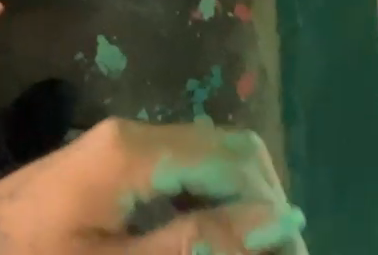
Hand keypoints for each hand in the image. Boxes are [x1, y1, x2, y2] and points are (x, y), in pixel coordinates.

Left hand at [0, 119, 305, 253]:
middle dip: (251, 214)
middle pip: (220, 158)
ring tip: (222, 254)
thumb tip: (281, 218)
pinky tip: (183, 249)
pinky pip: (163, 185)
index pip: (239, 156)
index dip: (273, 211)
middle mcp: (129, 135)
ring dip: (220, 220)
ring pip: (194, 173)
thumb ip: (198, 243)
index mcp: (136, 148)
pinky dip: (186, 219)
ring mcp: (111, 152)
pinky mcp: (97, 174)